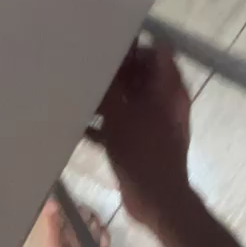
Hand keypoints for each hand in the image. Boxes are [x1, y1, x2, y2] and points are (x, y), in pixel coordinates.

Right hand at [90, 41, 193, 227]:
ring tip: (76, 95)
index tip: (106, 46)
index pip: (156, 51)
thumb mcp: (121, 116)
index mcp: (169, 89)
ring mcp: (154, 124)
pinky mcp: (142, 143)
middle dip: (113, 73)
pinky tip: (78, 126)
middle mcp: (164, 102)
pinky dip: (104, 125)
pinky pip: (122, 126)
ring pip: (128, 101)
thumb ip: (109, 87)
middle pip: (139, 75)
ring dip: (105, 99)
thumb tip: (97, 62)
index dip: (133, 45)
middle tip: (84, 69)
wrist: (157, 201)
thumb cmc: (143, 154)